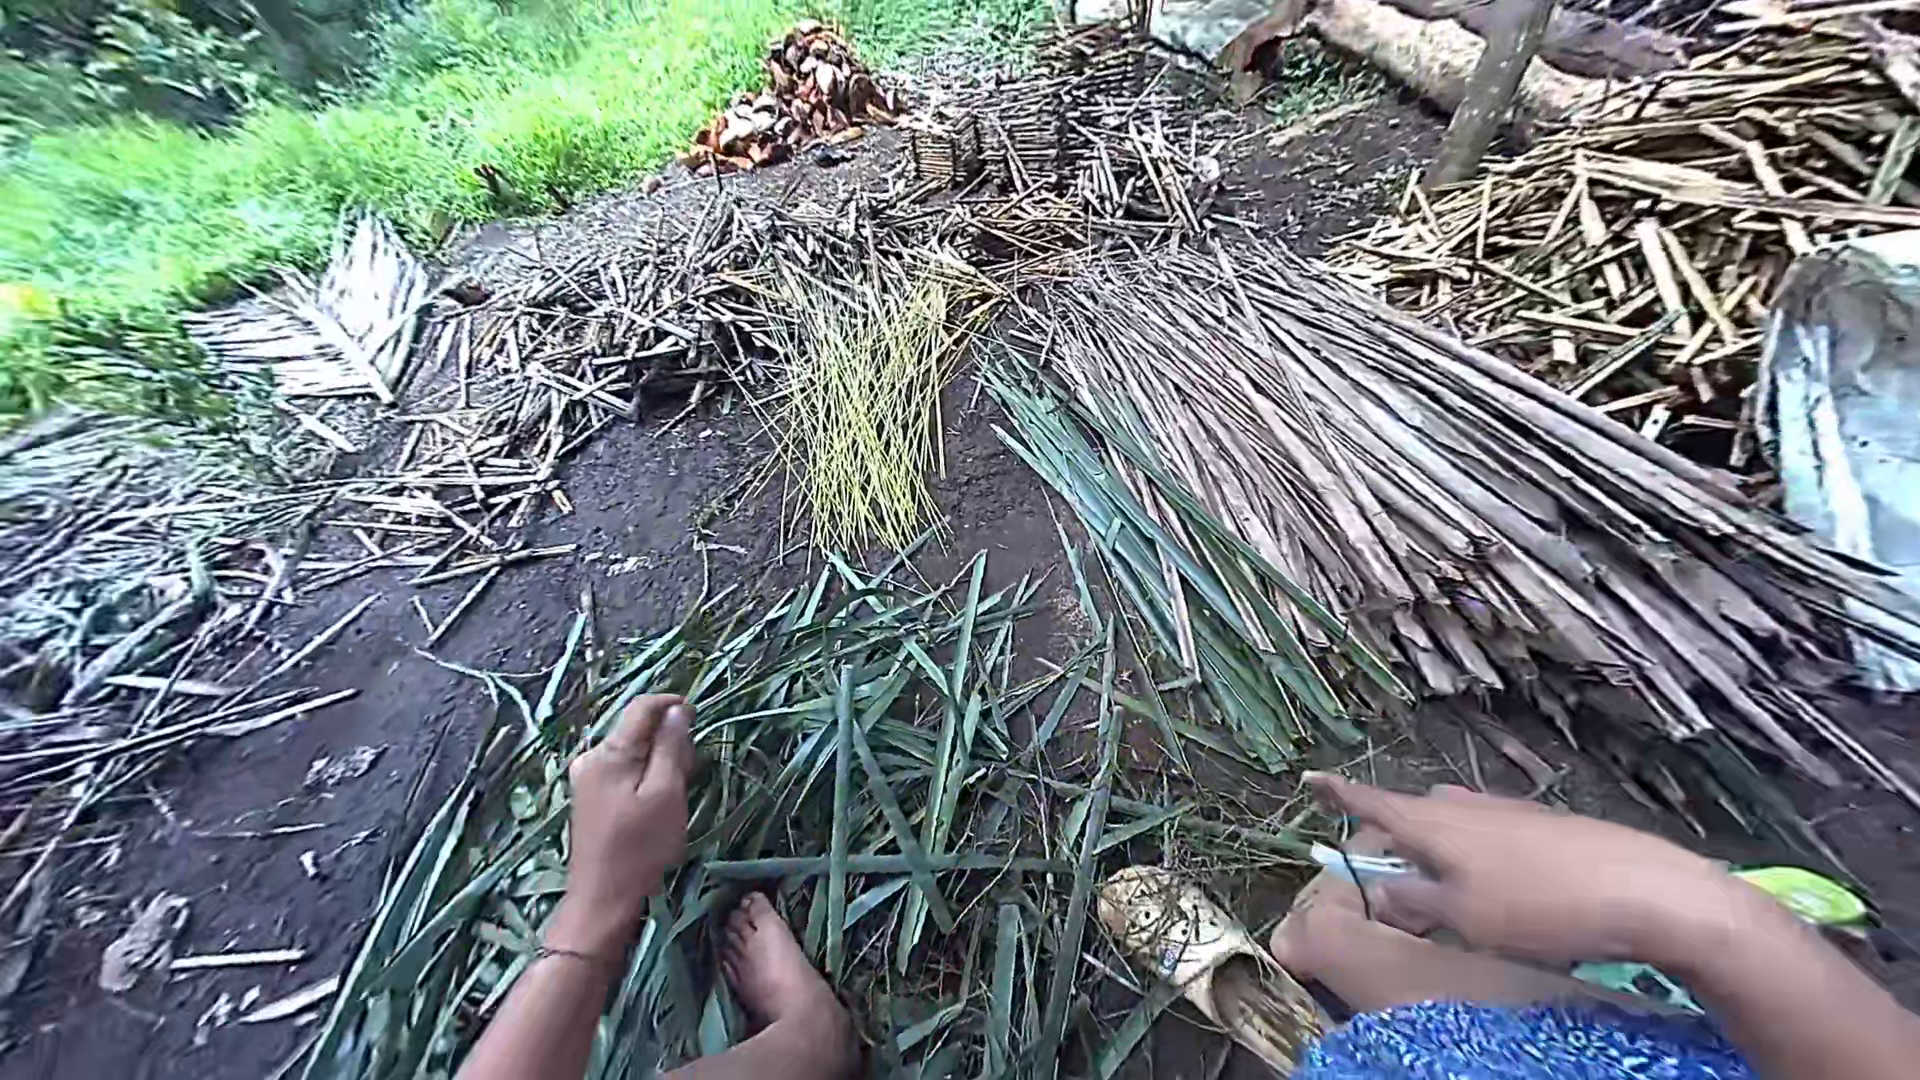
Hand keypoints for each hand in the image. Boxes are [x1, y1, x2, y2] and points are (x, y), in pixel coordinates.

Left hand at [545, 694, 694, 956]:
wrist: (603, 903)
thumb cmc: (641, 847)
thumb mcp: (666, 791)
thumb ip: (671, 745)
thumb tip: (678, 709)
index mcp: (608, 754)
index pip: (642, 707)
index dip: (672, 705)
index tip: (698, 718)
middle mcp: (591, 758)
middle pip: (638, 728)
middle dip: (669, 737)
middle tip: (691, 767)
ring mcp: (588, 778)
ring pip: (634, 749)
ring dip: (660, 757)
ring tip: (678, 787)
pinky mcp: (591, 795)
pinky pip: (625, 768)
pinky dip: (647, 773)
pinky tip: (659, 797)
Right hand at [1306, 772, 1746, 966]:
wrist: (1656, 890)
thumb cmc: (1540, 905)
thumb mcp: (1466, 917)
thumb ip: (1414, 900)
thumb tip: (1380, 888)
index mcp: (1426, 820)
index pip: (1364, 799)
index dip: (1333, 790)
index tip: (1308, 776)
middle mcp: (1455, 802)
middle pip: (1409, 814)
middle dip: (1399, 838)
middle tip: (1407, 876)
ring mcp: (1499, 807)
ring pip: (1453, 823)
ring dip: (1445, 849)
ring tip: (1469, 891)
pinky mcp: (1540, 818)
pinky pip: (1491, 831)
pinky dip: (1485, 853)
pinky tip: (1520, 888)